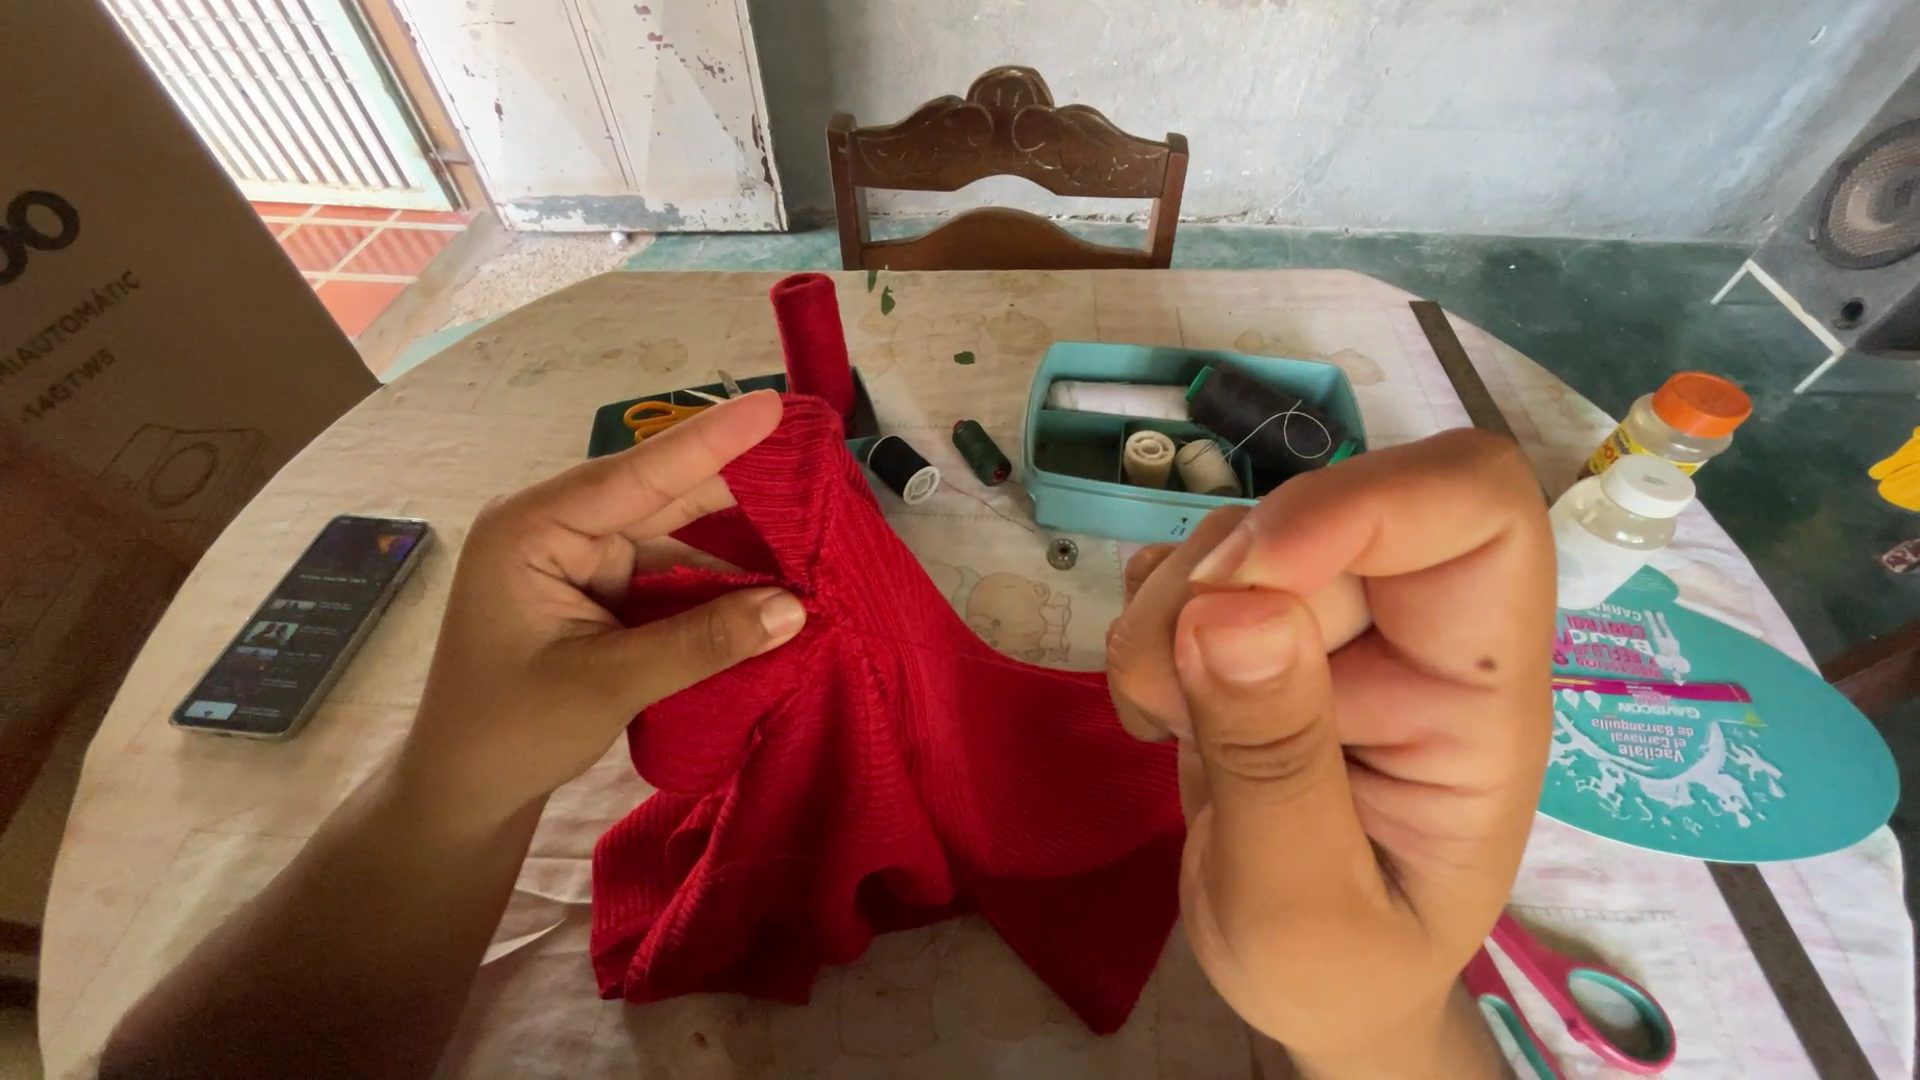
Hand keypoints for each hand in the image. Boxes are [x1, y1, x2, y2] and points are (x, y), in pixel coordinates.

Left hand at [397, 390, 806, 827]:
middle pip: (664, 490)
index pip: (637, 473)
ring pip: (679, 528)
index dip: (711, 441)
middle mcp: (563, 525)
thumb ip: (703, 642)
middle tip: (812, 466)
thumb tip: (796, 608)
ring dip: (741, 534)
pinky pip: (680, 566)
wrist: (469, 788)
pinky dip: (726, 575)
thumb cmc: (512, 731)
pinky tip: (774, 576)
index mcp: (535, 528)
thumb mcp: (608, 684)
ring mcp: (589, 554)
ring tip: (812, 526)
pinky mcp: (613, 585)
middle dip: (739, 483)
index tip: (771, 406)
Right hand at [1106, 430, 1554, 1075]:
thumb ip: (1274, 760)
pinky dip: (1142, 625)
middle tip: (1170, 713)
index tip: (1237, 586)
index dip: (1358, 506)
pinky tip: (1159, 706)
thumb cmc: (1331, 970)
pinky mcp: (1249, 628)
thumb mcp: (1301, 905)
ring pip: (1226, 539)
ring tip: (1166, 727)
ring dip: (1159, 624)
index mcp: (1475, 691)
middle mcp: (1407, 633)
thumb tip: (1228, 607)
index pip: (1470, 508)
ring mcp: (1323, 624)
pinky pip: (1180, 567)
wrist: (1299, 980)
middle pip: (1303, 520)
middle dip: (1203, 603)